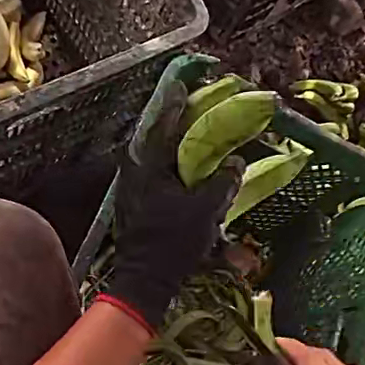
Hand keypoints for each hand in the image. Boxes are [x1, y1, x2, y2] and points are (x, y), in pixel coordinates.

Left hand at [102, 104, 239, 331]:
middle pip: (154, 138)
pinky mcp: (131, 204)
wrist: (145, 279)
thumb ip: (223, 183)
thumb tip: (235, 163)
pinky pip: (151, 174)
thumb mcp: (206, 210)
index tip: (183, 86)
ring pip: (151, 158)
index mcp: (148, 165)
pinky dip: (166, 167)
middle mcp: (133, 171)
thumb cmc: (174, 242)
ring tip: (187, 139)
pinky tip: (180, 171)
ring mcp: (129, 188)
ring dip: (169, 147)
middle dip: (172, 125)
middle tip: (188, 111)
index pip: (163, 125)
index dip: (176, 105)